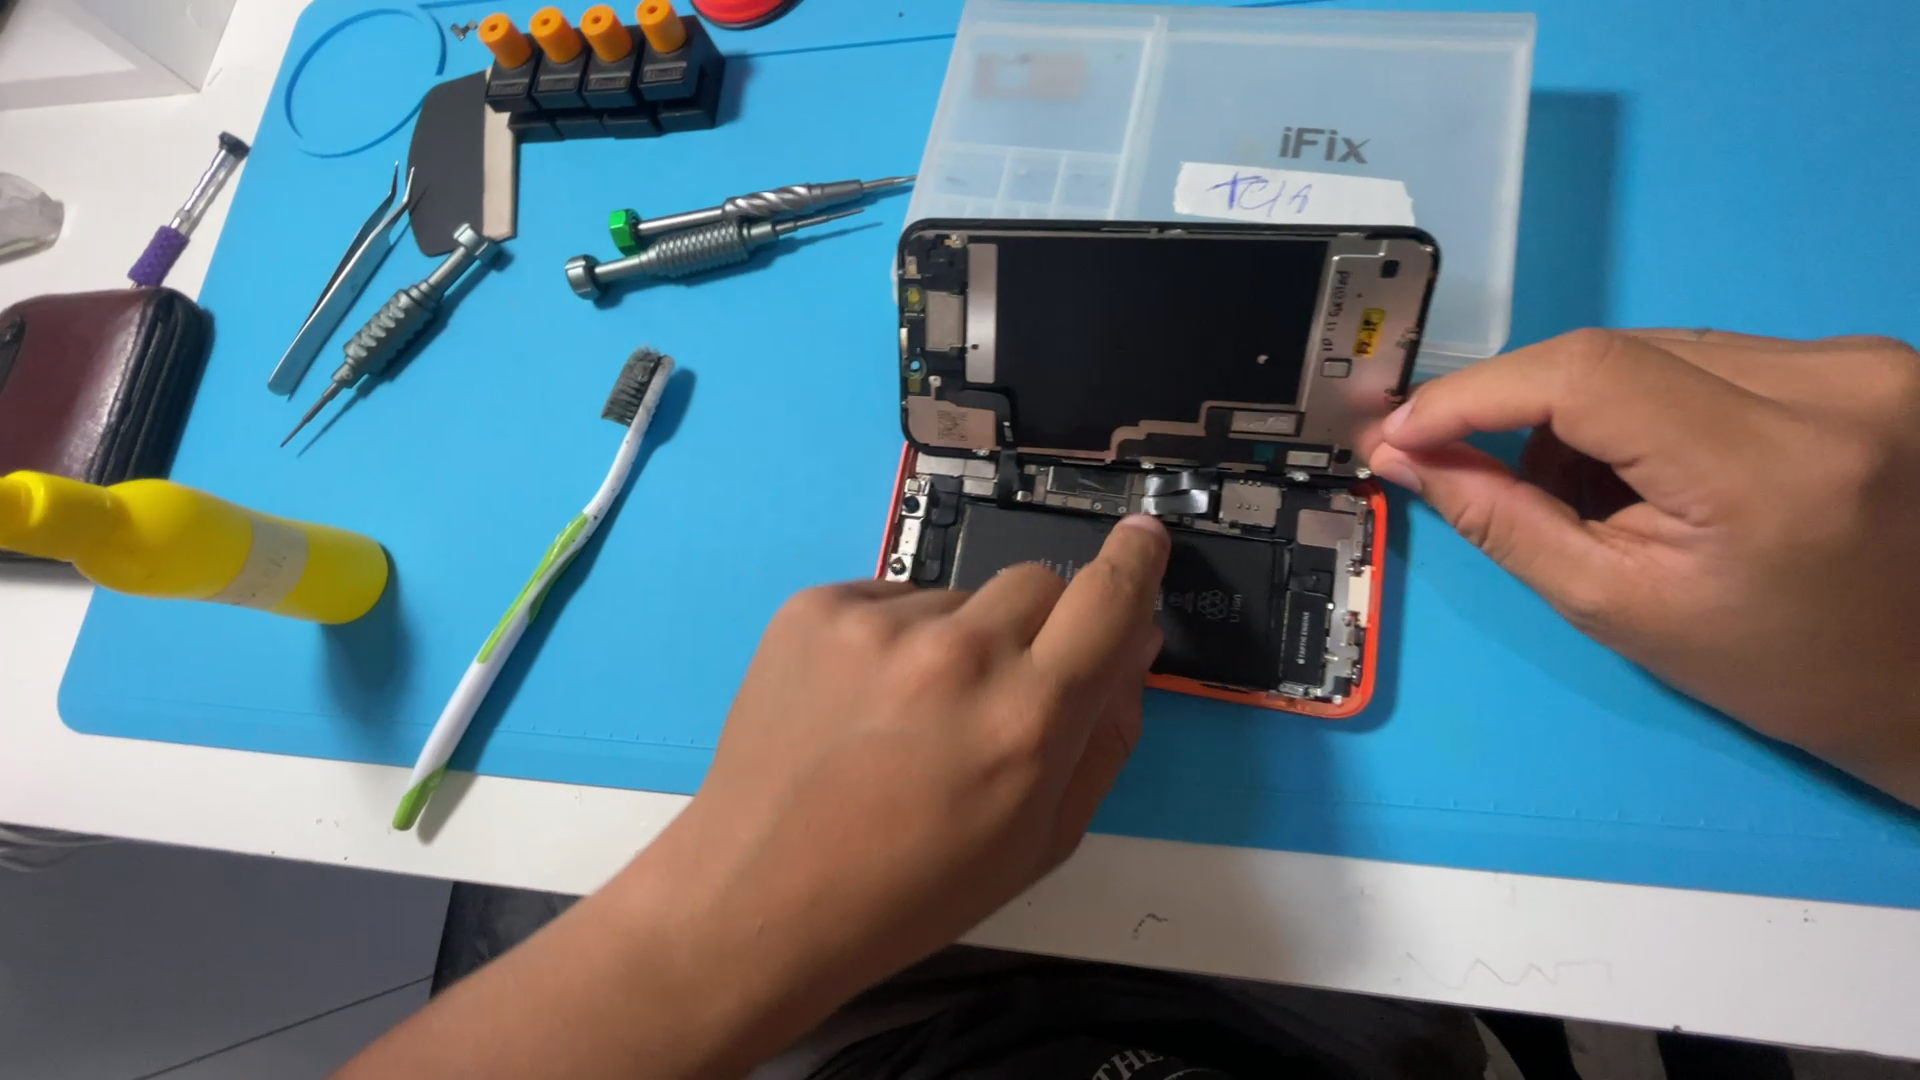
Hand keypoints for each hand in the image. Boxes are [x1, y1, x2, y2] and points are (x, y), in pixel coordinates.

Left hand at [640, 515, 1170, 1062]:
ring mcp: (877, 623)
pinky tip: (859, 699)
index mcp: (1027, 718)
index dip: (1134, 563)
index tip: (1142, 537)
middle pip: (1036, 581)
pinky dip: (892, 638)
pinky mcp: (815, 607)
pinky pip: (889, 599)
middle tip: (998, 687)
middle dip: (1037, 625)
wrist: (761, 894)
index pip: (1107, 601)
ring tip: (906, 713)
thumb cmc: (916, 888)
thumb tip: (1134, 642)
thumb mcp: (1042, 839)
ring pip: (957, 597)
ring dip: (955, 640)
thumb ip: (1107, 734)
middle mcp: (957, 653)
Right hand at [1368, 328, 1919, 803]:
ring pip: (1645, 351)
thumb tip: (1401, 453)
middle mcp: (1835, 383)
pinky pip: (1697, 357)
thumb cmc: (1765, 662)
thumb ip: (1494, 516)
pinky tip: (1655, 467)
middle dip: (1517, 411)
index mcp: (1769, 465)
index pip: (1584, 375)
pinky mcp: (1867, 359)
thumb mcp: (1605, 599)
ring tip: (1597, 492)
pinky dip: (1637, 407)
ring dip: (1578, 414)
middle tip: (1477, 471)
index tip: (1404, 431)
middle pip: (1605, 355)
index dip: (1473, 392)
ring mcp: (1867, 361)